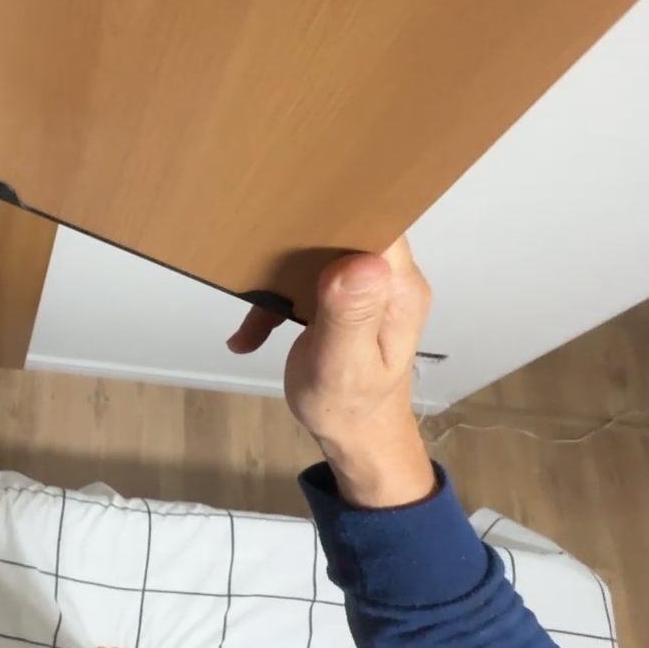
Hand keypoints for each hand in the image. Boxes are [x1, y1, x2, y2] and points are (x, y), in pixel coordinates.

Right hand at [227, 238, 435, 508]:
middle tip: (260, 253)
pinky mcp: (342, 301)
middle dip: (299, 240)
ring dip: (278, 279)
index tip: (299, 215)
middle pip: (344, 233)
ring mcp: (365, 290)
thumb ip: (351, 314)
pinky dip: (273, 305)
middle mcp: (388, 280)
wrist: (355, 436)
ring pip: (318, 257)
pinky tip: (252, 334)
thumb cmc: (349, 407)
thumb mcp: (342, 365)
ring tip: (254, 307)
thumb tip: (359, 263)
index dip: (342, 211)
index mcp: (396, 289)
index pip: (378, 225)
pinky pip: (305, 285)